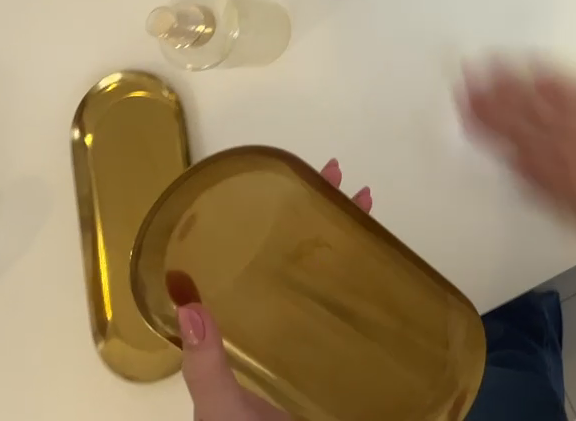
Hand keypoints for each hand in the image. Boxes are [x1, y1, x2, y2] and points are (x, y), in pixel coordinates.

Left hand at [173, 158, 371, 418]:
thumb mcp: (219, 407)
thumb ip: (206, 365)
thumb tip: (189, 301)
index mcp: (247, 327)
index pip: (260, 258)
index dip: (274, 216)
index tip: (289, 180)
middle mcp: (282, 320)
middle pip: (302, 251)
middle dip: (320, 209)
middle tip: (339, 177)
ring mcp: (317, 332)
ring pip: (333, 266)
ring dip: (348, 230)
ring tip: (365, 200)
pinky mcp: (349, 349)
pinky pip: (362, 299)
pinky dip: (374, 269)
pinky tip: (386, 252)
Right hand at [458, 62, 575, 263]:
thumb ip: (542, 184)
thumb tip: (511, 156)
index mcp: (562, 171)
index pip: (514, 139)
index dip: (487, 120)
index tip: (463, 104)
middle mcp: (575, 141)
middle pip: (527, 112)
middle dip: (494, 94)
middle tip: (467, 75)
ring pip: (548, 96)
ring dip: (517, 79)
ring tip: (492, 63)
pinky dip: (554, 76)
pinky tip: (538, 65)